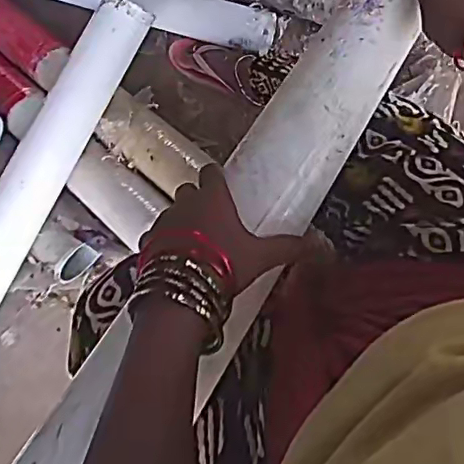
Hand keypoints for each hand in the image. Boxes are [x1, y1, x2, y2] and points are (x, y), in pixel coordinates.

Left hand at [142, 165, 313, 295]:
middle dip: (196, 199)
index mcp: (212, 198)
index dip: (215, 175)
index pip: (211, 173)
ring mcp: (163, 221)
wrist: (182, 290)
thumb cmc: (223, 265)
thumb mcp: (260, 257)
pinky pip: (154, 236)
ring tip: (192, 241)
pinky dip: (162, 243)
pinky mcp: (146, 242)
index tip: (219, 179)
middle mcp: (185, 203)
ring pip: (171, 212)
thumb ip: (287, 247)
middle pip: (188, 190)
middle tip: (210, 216)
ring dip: (179, 222)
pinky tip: (171, 257)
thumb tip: (316, 244)